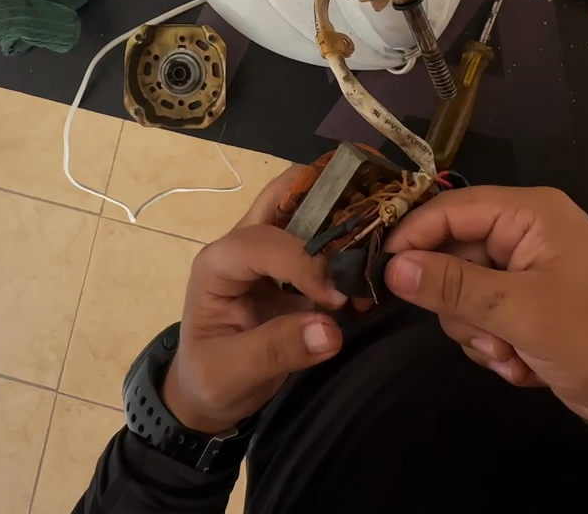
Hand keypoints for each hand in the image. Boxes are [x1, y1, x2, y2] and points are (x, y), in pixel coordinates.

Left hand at [162, 166, 347, 433]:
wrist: (208, 392)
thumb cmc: (210, 379)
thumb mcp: (230, 373)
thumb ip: (277, 350)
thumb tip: (331, 330)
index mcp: (219, 263)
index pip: (262, 242)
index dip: (302, 261)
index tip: (337, 297)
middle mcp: (244, 243)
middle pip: (285, 194)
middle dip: (329, 198)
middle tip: (372, 221)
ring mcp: (271, 250)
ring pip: (308, 206)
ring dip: (344, 217)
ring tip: (379, 243)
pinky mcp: (293, 266)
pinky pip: (323, 237)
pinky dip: (350, 242)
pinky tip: (373, 266)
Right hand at [381, 185, 587, 421]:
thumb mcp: (524, 313)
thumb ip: (454, 287)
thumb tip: (392, 268)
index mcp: (528, 214)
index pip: (451, 209)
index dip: (414, 237)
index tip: (384, 273)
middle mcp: (524, 233)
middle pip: (453, 253)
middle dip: (461, 304)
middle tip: (483, 336)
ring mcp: (526, 271)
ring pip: (464, 292)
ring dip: (480, 332)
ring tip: (511, 356)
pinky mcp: (529, 305)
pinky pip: (484, 316)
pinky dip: (495, 345)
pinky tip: (523, 366)